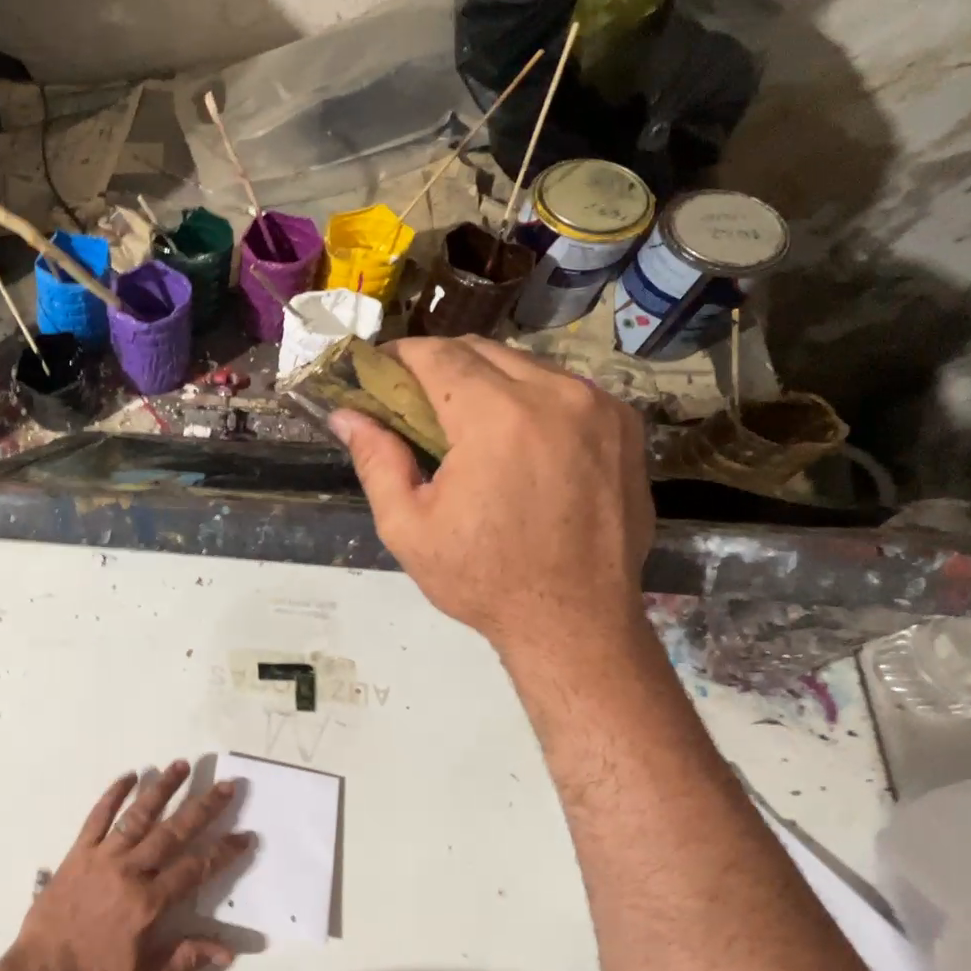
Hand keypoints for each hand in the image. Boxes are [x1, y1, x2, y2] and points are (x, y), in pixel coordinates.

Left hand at [2, 760, 251, 970]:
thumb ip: (184, 962)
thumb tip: (228, 951)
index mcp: (147, 904)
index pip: (195, 869)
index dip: (223, 852)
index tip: (245, 835)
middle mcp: (128, 872)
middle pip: (172, 832)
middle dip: (202, 808)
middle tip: (226, 785)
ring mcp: (100, 858)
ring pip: (137, 816)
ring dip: (161, 789)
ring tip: (181, 765)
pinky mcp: (77, 853)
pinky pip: (97, 817)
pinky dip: (113, 795)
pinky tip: (129, 775)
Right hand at [329, 336, 653, 657]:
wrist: (575, 620)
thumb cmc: (482, 578)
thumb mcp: (408, 526)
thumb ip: (376, 460)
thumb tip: (345, 416)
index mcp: (497, 418)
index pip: (439, 356)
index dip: (400, 356)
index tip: (375, 370)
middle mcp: (555, 395)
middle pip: (482, 351)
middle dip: (439, 365)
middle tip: (410, 399)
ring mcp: (599, 406)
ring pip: (525, 365)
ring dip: (485, 379)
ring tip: (460, 420)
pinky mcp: (624, 425)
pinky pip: (564, 388)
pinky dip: (529, 397)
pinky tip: (512, 437)